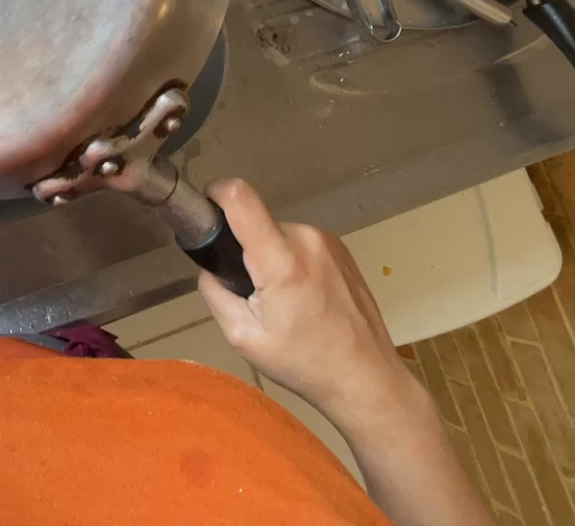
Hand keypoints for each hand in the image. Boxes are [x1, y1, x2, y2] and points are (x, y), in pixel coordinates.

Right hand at [196, 179, 423, 433]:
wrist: (367, 379)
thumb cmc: (303, 362)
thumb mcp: (242, 336)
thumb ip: (214, 292)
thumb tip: (209, 267)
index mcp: (281, 260)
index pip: (240, 196)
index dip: (216, 193)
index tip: (207, 214)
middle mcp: (306, 239)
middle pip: (256, 220)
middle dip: (244, 245)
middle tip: (250, 287)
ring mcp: (328, 240)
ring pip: (277, 232)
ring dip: (269, 254)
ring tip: (281, 296)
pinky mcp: (341, 247)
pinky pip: (299, 241)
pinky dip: (291, 258)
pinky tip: (303, 294)